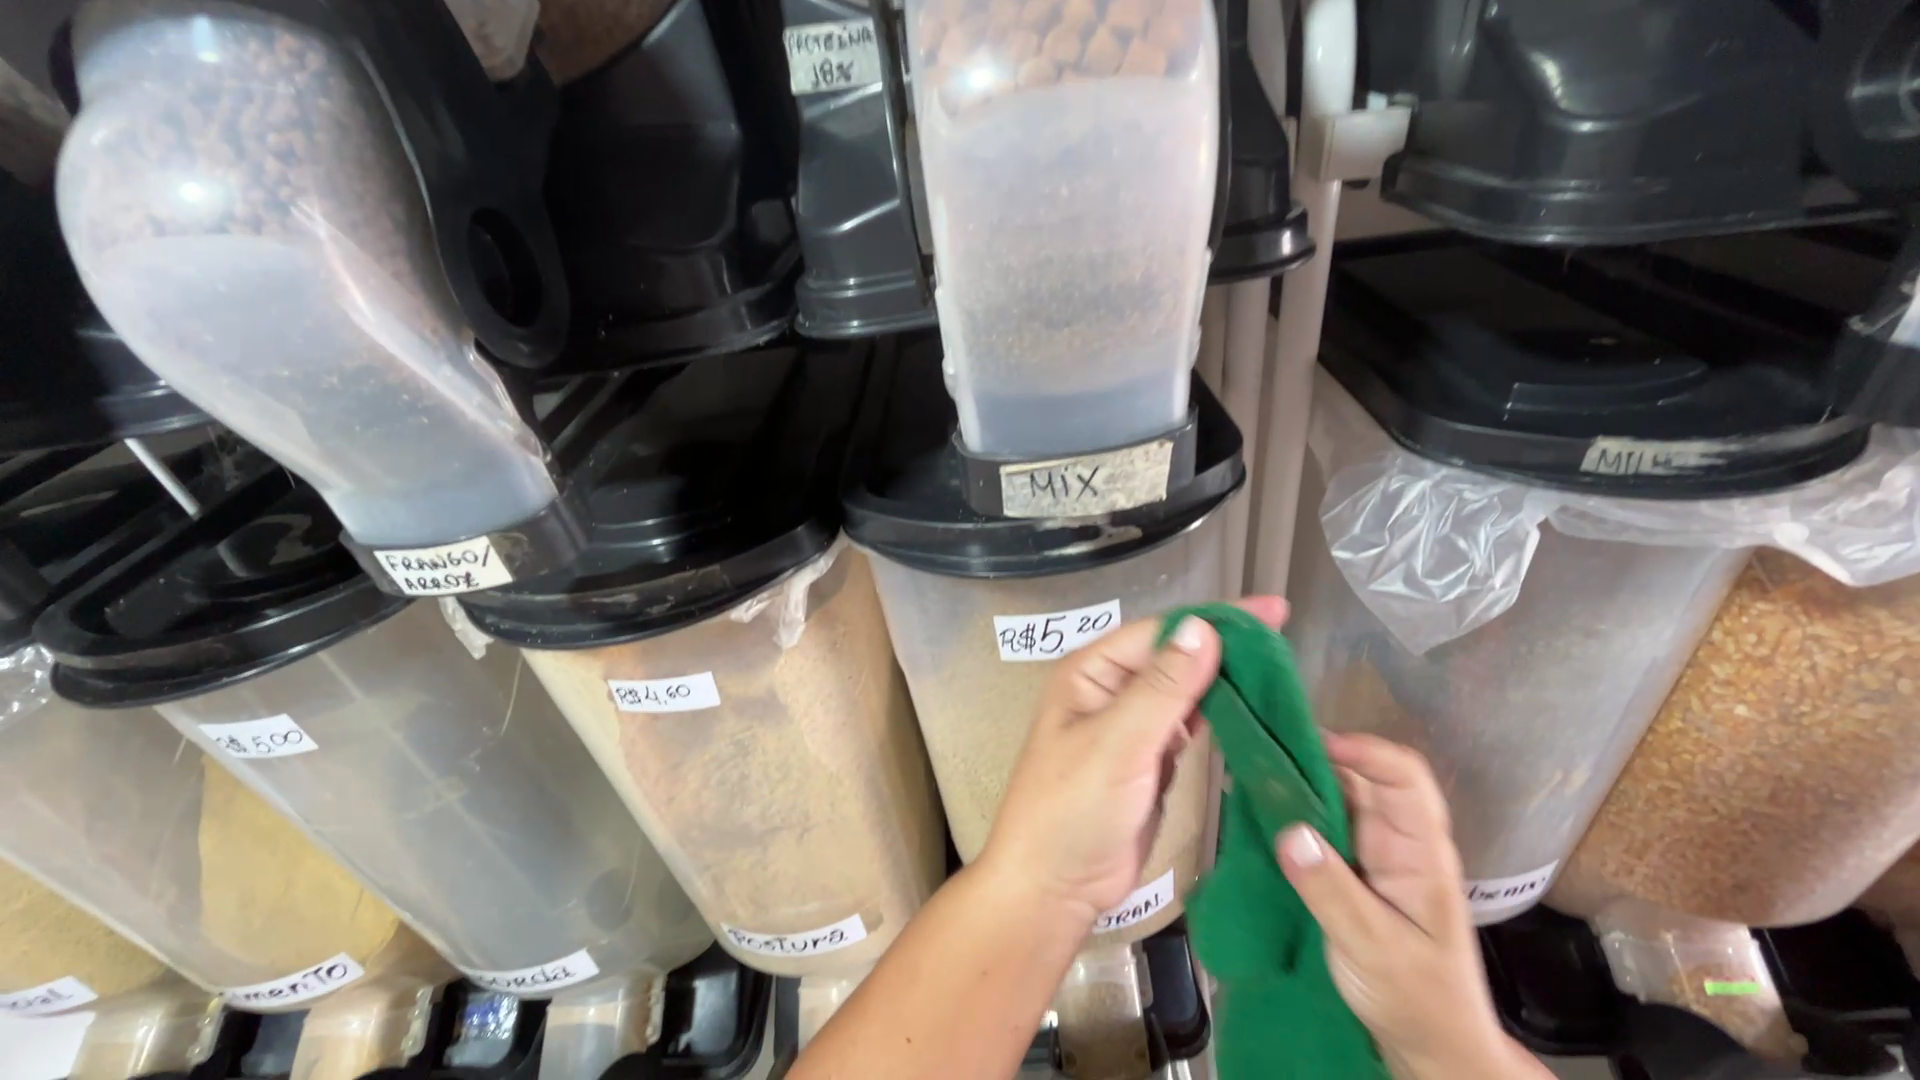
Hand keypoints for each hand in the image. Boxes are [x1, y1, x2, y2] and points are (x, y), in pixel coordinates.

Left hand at [979, 596, 1288, 924]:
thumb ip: (1163, 688)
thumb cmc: (1073, 809)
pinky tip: (1250, 712)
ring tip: (1277, 670)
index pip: (1161, 632)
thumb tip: (1204, 628)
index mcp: (1091, 673)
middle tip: (1284, 637)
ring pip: (1185, 692)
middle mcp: (1109, 691)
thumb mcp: (1118, 743)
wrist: (1053, 886)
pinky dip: (1217, 718)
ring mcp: (1130, 727)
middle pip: (1175, 657)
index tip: (1274, 611)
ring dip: (1224, 681)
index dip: (1216, 619)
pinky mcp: (1148, 761)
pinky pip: (1188, 727)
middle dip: (1225, 647)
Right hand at [1278, 733, 1548, 1079]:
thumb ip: (1332, 891)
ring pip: (1337, 799)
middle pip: (1362, 778)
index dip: (1363, 750)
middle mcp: (1396, 841)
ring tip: (1250, 771)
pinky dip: (1290, 811)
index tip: (1310, 743)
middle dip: (1316, 756)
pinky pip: (1318, 827)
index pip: (1404, 778)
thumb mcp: (1374, 948)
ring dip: (1298, 782)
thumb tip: (1288, 830)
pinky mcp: (1347, 872)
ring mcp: (1371, 856)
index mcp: (1420, 851)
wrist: (1430, 1048)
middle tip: (1261, 749)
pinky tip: (1256, 809)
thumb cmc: (1417, 998)